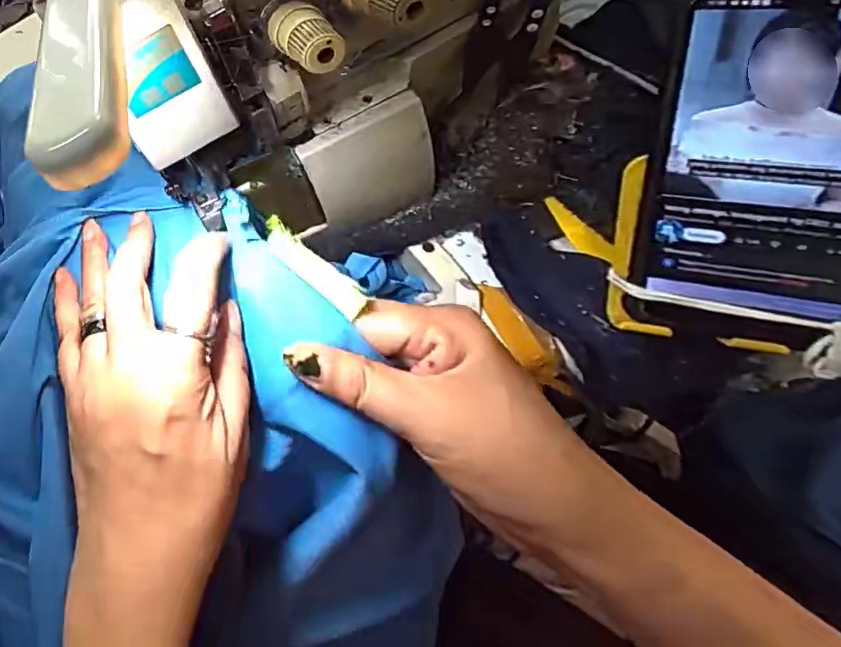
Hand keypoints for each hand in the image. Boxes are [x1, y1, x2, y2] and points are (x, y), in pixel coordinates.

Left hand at [55, 213, 248, 645]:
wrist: (132, 559)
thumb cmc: (196, 500)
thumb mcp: (233, 433)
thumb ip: (229, 361)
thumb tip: (225, 307)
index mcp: (175, 372)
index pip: (193, 291)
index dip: (206, 257)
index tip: (217, 239)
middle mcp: (127, 363)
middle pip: (129, 286)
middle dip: (137, 245)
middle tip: (144, 219)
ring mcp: (91, 377)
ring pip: (91, 303)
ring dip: (95, 261)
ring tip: (94, 227)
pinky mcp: (72, 394)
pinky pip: (64, 335)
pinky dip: (64, 302)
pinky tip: (64, 277)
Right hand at [282, 301, 590, 538]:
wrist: (565, 522)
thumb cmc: (505, 457)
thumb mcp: (426, 414)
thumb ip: (359, 382)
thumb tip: (295, 352)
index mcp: (441, 324)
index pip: (364, 318)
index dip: (322, 332)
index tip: (274, 349)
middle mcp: (436, 341)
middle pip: (365, 341)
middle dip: (327, 359)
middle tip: (275, 376)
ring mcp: (435, 376)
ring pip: (372, 370)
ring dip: (340, 385)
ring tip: (291, 396)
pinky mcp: (432, 409)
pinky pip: (384, 396)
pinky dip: (359, 406)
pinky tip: (328, 415)